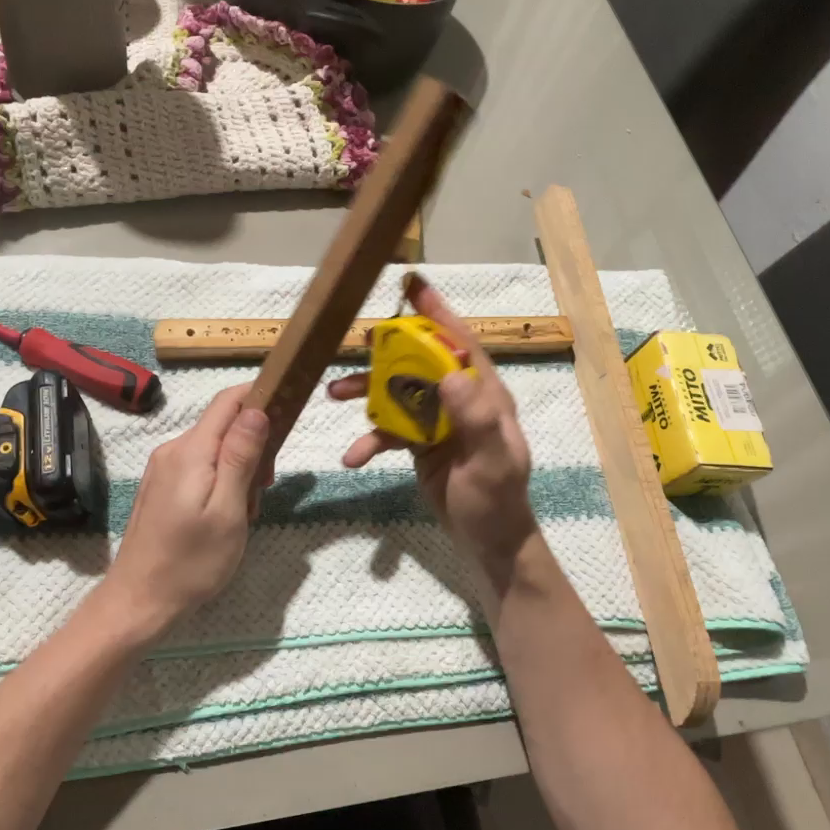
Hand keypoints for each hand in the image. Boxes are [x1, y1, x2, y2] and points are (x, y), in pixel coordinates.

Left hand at [100, 384, 269, 640]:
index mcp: (191, 451)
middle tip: (264, 490)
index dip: (259, 397)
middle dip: (253, 446)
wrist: (140, 600)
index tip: (288, 413)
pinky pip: (200, 468)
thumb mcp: (228, 511)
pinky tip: (224, 517)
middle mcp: (173, 450)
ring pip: (214, 450)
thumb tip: (256, 410)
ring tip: (244, 513)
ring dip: (239, 470)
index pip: (228, 401)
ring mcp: (163, 469)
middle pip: (223, 425)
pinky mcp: (161, 487)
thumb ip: (241, 457)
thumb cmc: (192, 562)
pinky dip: (222, 483)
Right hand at [328, 275, 538, 563]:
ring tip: (333, 394)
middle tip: (356, 341)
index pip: (461, 344)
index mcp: (484, 395)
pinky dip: (370, 441)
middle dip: (387, 353)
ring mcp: (439, 421)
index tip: (412, 287)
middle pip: (420, 363)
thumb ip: (476, 419)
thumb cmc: (496, 501)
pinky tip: (353, 457)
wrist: (487, 542)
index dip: (438, 314)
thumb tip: (450, 374)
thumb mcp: (492, 462)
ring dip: (367, 394)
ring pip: (398, 394)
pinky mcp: (421, 444)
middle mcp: (461, 400)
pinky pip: (390, 431)